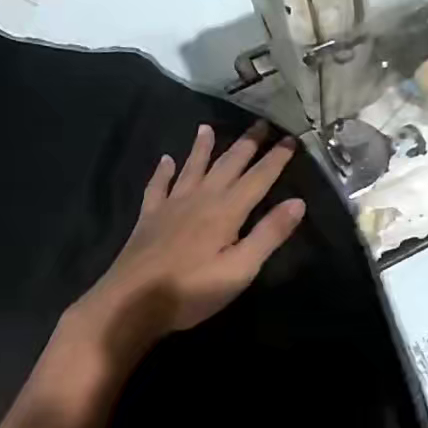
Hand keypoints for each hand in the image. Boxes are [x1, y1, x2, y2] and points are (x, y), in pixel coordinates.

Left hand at [74, 123, 304, 339]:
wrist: (130, 303)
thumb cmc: (192, 290)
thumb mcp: (241, 269)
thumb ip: (269, 234)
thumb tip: (297, 202)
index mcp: (226, 211)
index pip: (258, 178)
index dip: (276, 158)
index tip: (291, 138)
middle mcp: (200, 199)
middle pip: (228, 165)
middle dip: (247, 144)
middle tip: (261, 123)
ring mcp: (171, 206)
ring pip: (192, 168)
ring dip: (202, 148)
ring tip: (207, 127)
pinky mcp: (149, 218)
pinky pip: (158, 186)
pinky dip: (163, 171)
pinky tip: (165, 161)